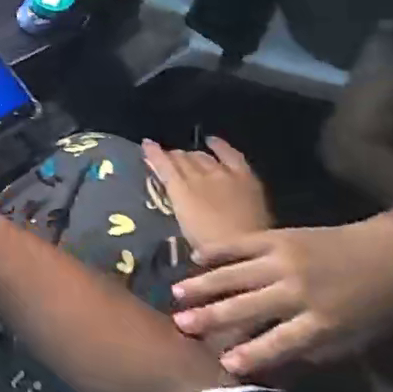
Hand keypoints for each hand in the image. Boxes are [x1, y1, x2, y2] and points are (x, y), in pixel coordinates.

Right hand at [142, 137, 272, 252]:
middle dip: (173, 156)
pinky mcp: (244, 176)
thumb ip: (173, 197)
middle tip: (169, 160)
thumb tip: (166, 181)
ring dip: (191, 155)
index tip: (146, 145)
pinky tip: (212, 141)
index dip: (152, 152)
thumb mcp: (182, 221)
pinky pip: (229, 154)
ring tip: (187, 157)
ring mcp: (222, 174)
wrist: (246, 250)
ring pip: (200, 155)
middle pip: (181, 157)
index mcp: (180, 189)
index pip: (163, 163)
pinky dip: (218, 145)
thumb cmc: (207, 245)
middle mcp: (198, 175)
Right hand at [170, 214, 392, 376]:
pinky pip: (240, 244)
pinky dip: (217, 251)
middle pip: (248, 306)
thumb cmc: (379, 305)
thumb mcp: (356, 338)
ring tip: (176, 292)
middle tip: (180, 323)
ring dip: (204, 283)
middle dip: (212, 316)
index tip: (223, 362)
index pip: (280, 341)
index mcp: (323, 321)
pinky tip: (195, 257)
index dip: (252, 352)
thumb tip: (274, 362)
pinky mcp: (277, 236)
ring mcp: (284, 260)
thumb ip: (314, 349)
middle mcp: (298, 291)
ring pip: (235, 274)